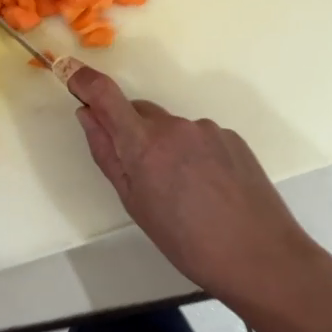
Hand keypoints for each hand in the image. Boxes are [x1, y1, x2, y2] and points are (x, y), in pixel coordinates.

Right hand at [70, 66, 329, 302]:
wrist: (263, 259)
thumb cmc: (187, 242)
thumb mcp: (135, 204)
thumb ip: (107, 154)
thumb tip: (87, 115)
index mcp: (143, 144)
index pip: (105, 95)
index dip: (83, 79)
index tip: (69, 72)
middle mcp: (174, 126)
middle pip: (139, 113)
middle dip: (132, 132)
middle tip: (143, 174)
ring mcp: (207, 130)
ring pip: (171, 128)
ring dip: (167, 147)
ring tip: (185, 191)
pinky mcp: (232, 138)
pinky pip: (200, 137)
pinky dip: (195, 154)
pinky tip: (209, 188)